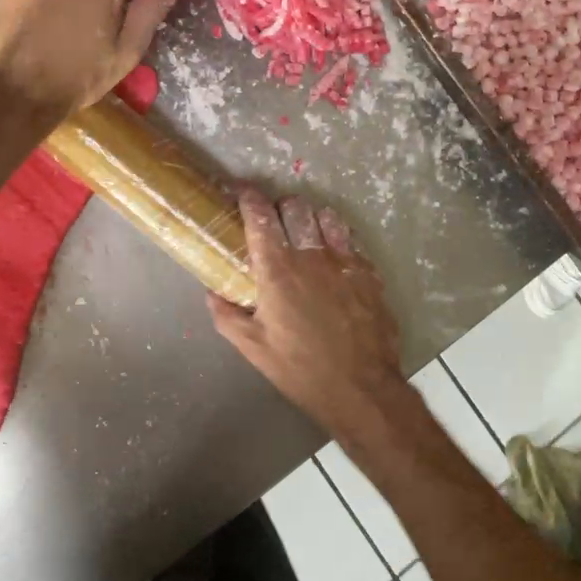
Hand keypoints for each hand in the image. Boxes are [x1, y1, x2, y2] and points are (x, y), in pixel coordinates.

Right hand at [209, 189, 415, 441]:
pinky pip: (351, 241)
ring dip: (311, 218)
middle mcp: (311, 256)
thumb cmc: (300, 369)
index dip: (249, 197)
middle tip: (273, 220)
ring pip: (326, 216)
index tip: (242, 192)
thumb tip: (211, 292)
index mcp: (277, 271)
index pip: (260, 216)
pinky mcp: (369, 273)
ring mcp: (344, 262)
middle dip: (280, 206)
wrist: (361, 389)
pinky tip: (333, 257)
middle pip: (295, 207)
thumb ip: (227, 315)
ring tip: (305, 232)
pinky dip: (338, 240)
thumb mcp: (253, 348)